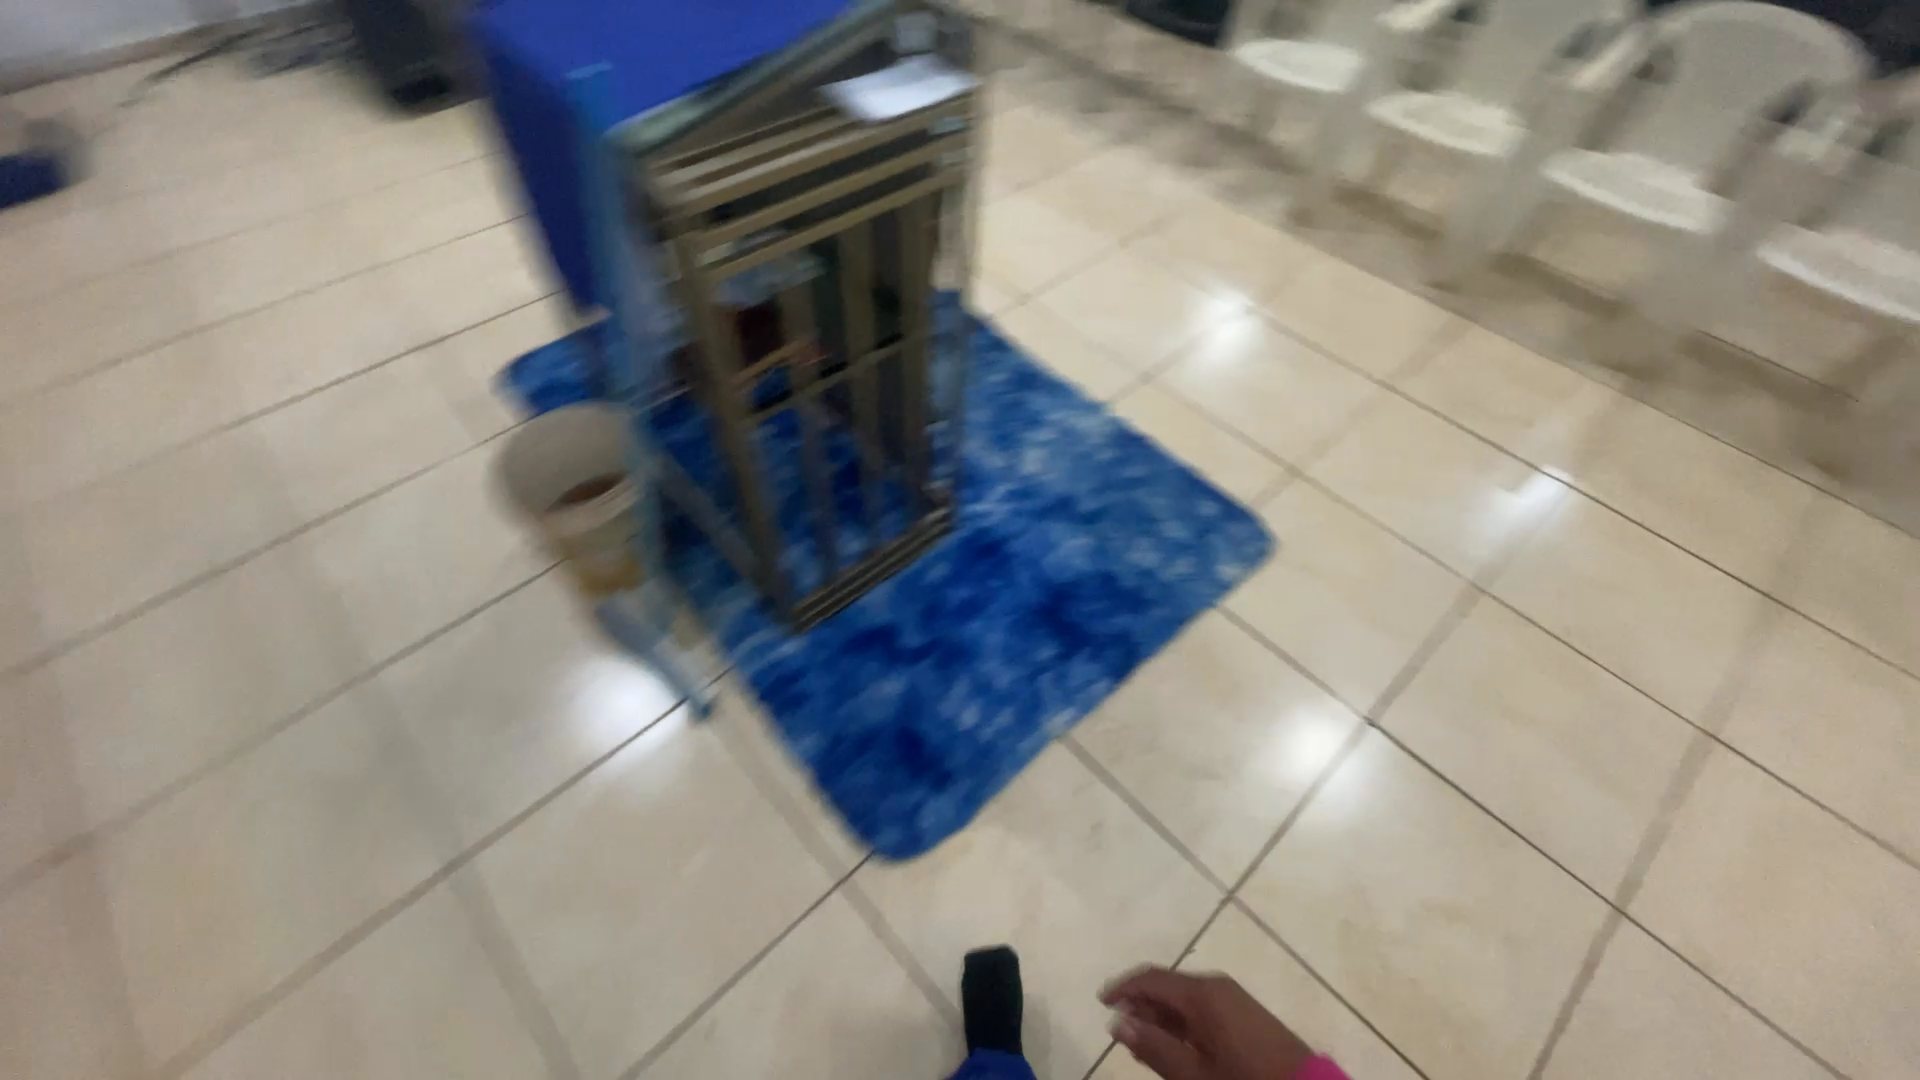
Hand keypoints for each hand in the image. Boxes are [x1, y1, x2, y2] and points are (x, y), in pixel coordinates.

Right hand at [1100, 966, 1313, 1079]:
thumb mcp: (1195, 1076)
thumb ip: (1154, 1047)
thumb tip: (1117, 1021)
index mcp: (1201, 994)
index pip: (1150, 978)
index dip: (1123, 988)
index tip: (1101, 1003)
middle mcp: (1216, 986)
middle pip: (1167, 987)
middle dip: (1142, 1006)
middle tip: (1124, 1034)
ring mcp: (1234, 998)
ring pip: (1185, 999)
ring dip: (1163, 1017)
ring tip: (1148, 1046)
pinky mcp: (1247, 1014)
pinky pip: (1204, 1008)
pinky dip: (1184, 1023)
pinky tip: (1179, 1048)